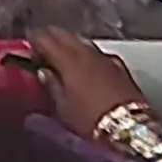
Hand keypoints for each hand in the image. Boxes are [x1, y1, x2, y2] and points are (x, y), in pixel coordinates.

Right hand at [30, 28, 144, 139]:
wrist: (133, 127)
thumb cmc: (92, 120)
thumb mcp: (64, 110)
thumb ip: (52, 87)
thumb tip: (43, 71)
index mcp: (66, 59)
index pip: (45, 39)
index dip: (34, 39)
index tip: (27, 43)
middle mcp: (84, 51)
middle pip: (63, 34)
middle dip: (50, 35)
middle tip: (41, 43)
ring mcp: (102, 56)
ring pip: (81, 40)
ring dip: (69, 42)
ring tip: (63, 51)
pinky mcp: (118, 65)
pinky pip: (97, 52)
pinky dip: (87, 53)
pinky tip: (88, 62)